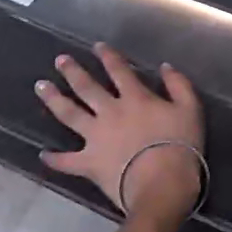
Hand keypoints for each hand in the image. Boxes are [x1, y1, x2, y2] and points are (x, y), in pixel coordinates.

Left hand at [34, 43, 203, 229]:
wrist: (162, 184)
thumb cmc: (180, 146)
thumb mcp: (191, 110)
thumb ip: (179, 85)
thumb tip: (166, 66)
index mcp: (134, 99)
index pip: (119, 71)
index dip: (108, 57)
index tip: (97, 46)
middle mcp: (110, 113)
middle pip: (87, 87)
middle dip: (72, 71)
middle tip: (59, 60)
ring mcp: (95, 137)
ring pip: (69, 114)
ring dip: (53, 99)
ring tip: (40, 86)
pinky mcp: (88, 163)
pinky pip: (67, 161)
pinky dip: (54, 159)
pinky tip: (43, 154)